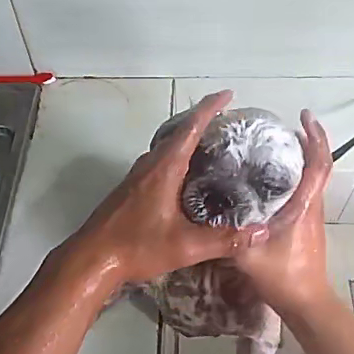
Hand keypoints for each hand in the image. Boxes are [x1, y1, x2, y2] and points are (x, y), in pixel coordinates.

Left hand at [62, 90, 268, 285]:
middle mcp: (149, 166)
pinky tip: (186, 177)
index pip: (190, 129)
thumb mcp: (185, 246)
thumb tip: (262, 232)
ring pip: (166, 148)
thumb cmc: (137, 247)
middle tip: (228, 124)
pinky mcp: (130, 190)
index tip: (227, 94)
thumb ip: (224, 240)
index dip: (209, 108)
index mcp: (164, 169)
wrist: (92, 259)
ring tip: (212, 147)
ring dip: (188, 141)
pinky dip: (177, 158)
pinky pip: (159, 163)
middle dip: (202, 123)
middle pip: (178, 134)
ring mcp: (136, 177)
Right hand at [231, 109, 336, 315]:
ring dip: (300, 159)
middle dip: (305, 142)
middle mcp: (313, 206)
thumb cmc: (282, 277)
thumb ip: (231, 233)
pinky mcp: (308, 225)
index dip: (316, 137)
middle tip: (279, 128)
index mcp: (304, 206)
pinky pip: (305, 192)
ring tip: (272, 147)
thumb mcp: (249, 255)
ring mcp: (313, 216)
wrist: (306, 303)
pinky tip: (269, 181)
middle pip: (318, 166)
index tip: (304, 116)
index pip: (319, 164)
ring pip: (312, 179)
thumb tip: (209, 210)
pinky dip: (295, 177)